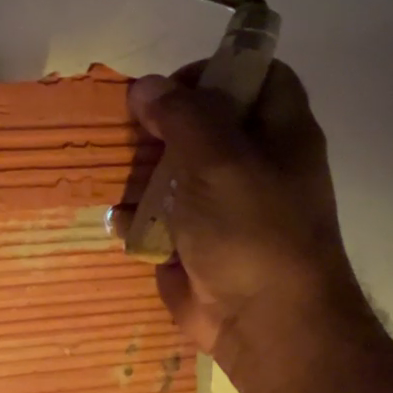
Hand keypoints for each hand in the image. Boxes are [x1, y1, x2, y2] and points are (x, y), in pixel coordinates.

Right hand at [126, 60, 371, 383]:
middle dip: (158, 124)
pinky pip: (154, 213)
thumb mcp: (220, 161)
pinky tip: (120, 220)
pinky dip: (133, 213)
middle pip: (200, 121)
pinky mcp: (189, 239)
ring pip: (170, 167)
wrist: (261, 321)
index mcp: (278, 133)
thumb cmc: (253, 232)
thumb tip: (146, 85)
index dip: (214, 70)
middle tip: (126, 132)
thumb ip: (184, 116)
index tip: (169, 88)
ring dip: (138, 169)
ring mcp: (218, 203)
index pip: (253, 76)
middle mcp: (250, 162)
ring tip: (113, 174)